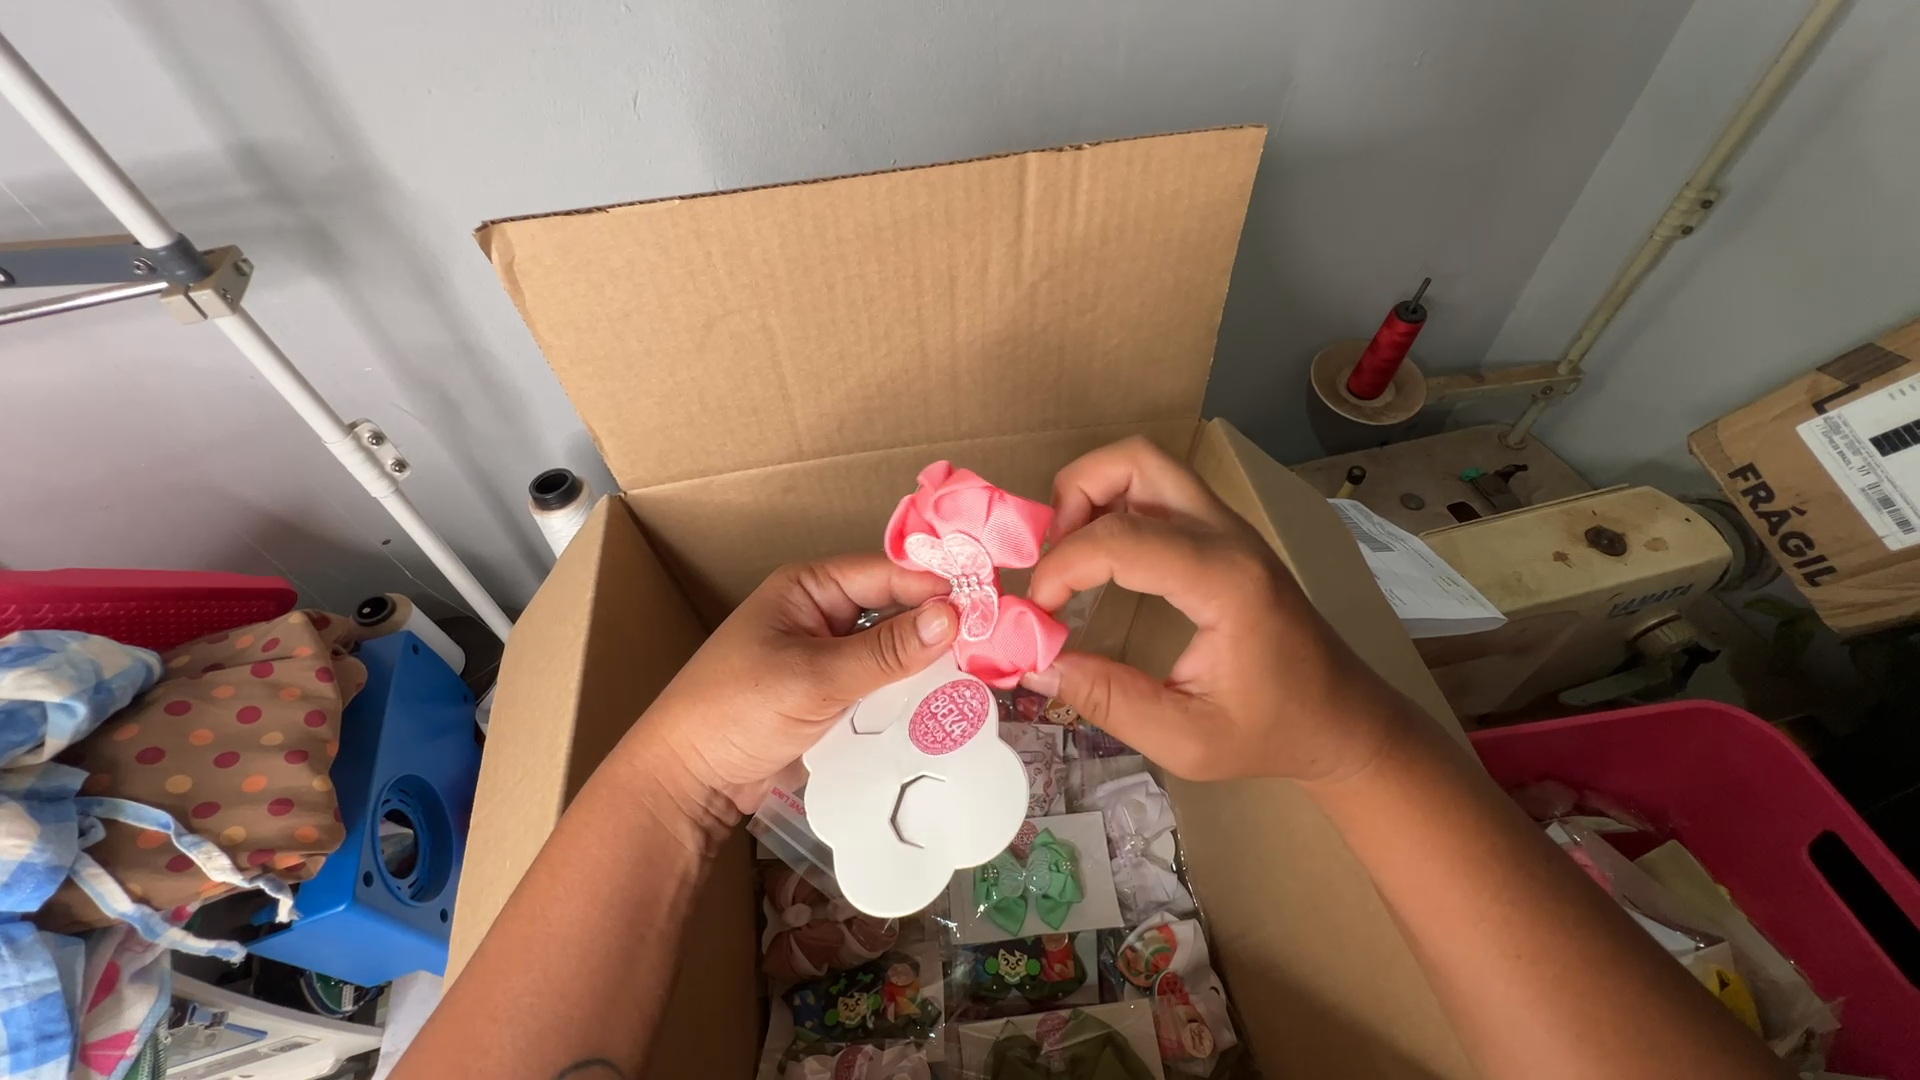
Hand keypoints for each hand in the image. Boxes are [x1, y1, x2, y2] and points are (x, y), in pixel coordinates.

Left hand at [616, 554, 958, 848]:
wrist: (688, 783)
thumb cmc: (738, 710)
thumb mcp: (815, 677)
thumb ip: (887, 650)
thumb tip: (954, 615)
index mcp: (811, 587)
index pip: (887, 574)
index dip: (937, 587)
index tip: (990, 605)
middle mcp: (824, 614)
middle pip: (895, 611)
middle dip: (938, 629)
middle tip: (997, 646)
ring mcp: (829, 658)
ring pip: (893, 652)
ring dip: (927, 666)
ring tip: (984, 677)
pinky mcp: (833, 697)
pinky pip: (882, 687)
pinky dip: (908, 696)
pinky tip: (945, 708)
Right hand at [1022, 437, 1420, 785]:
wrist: (1345, 720)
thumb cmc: (1273, 733)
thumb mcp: (1185, 740)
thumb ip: (1106, 700)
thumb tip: (1034, 665)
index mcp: (1224, 581)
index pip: (1121, 539)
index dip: (1061, 569)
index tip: (1037, 613)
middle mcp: (1227, 535)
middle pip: (1135, 460)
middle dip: (1073, 496)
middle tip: (1052, 559)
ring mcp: (1227, 527)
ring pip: (1145, 463)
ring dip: (1092, 493)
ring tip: (1070, 555)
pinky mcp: (1223, 534)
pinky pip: (1157, 490)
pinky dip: (1113, 505)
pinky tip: (1101, 560)